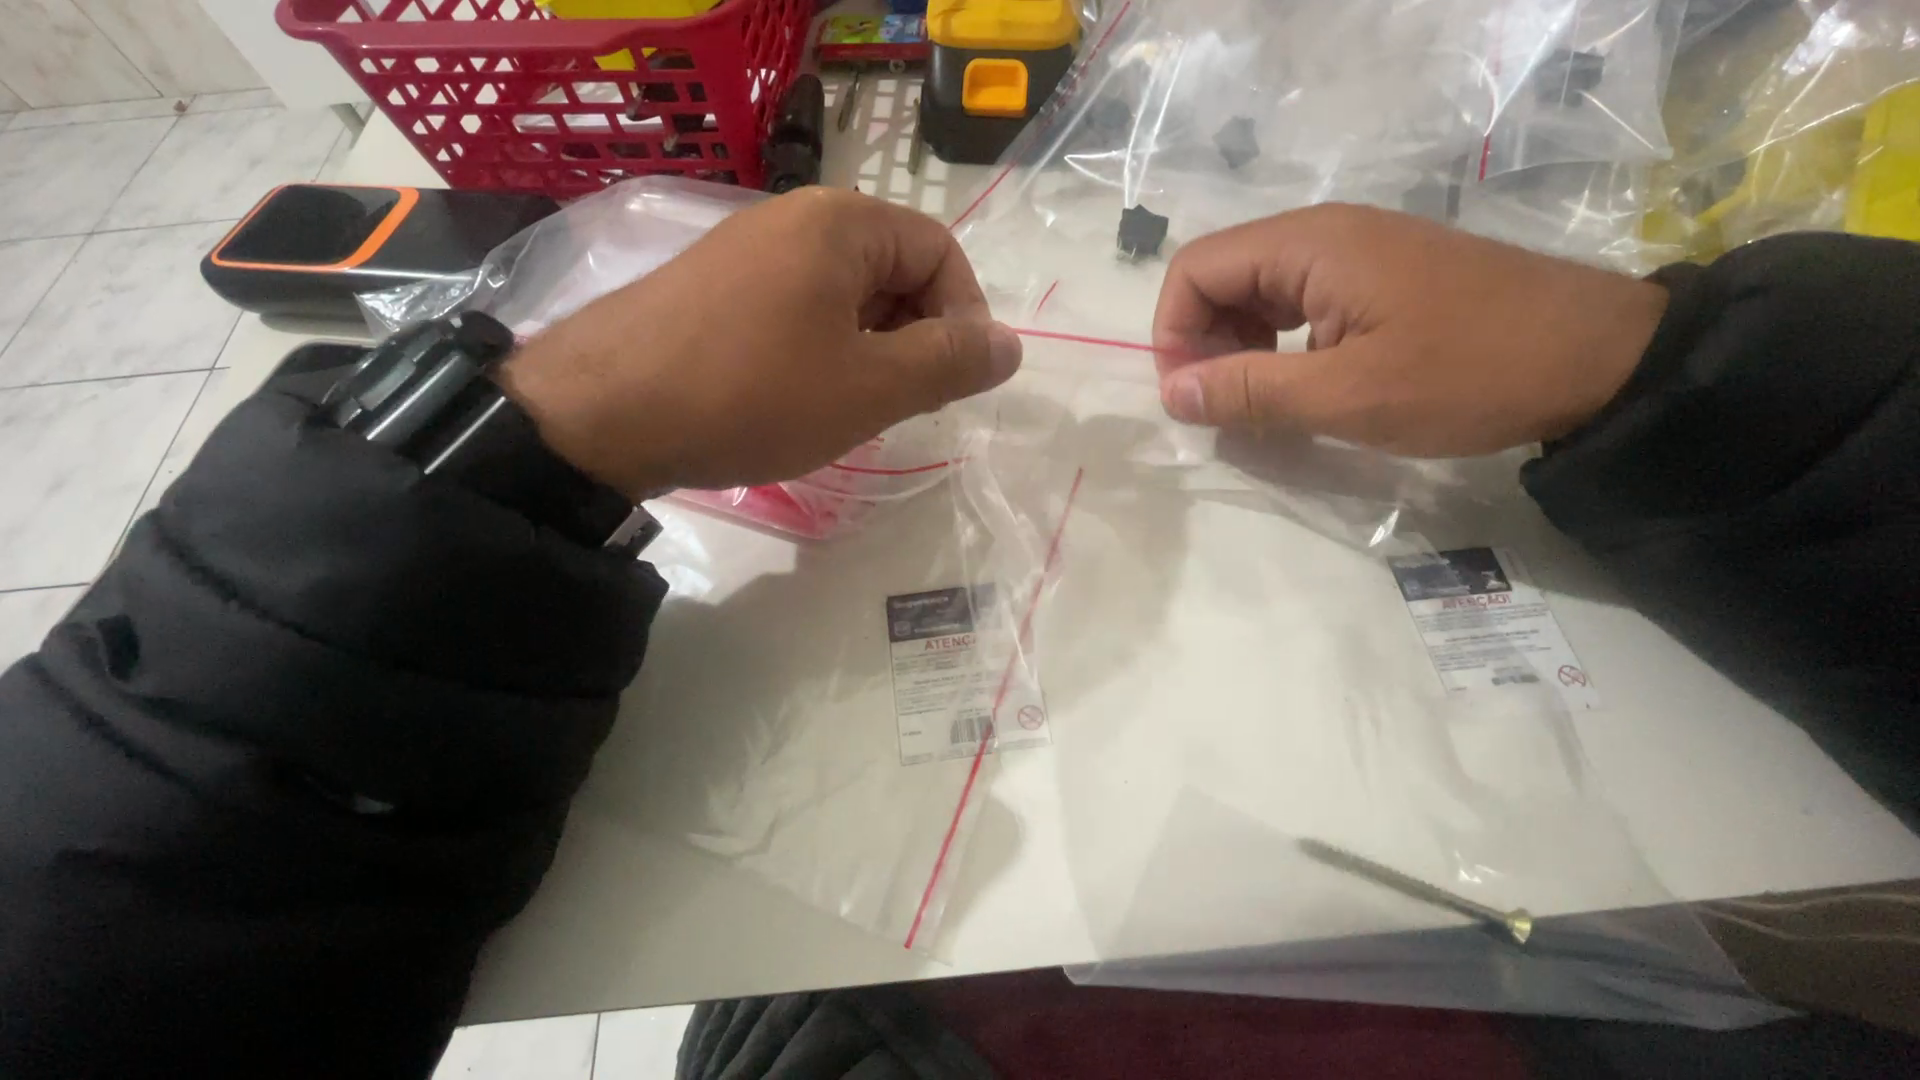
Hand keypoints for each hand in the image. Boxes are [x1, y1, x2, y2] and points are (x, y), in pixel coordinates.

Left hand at [497, 188, 1021, 497]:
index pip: (940, 252)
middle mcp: (795, 217)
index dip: (964, 318)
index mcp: (842, 223)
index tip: (952, 384)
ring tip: (851, 408)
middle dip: (915, 336)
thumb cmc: (753, 394)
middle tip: (903, 404)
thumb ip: (949, 363)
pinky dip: (820, 350)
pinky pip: (796, 308)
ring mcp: (747, 249)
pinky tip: (799, 398)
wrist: (601, 413)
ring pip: (844, 294)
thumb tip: (1010, 345)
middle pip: (893, 268)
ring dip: (869, 349)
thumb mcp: (869, 387)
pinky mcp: (713, 287)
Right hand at [1152, 204, 1669, 456]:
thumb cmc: (1470, 374)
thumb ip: (1248, 391)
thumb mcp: (1347, 395)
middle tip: (1222, 408)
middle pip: (1221, 277)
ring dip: (1239, 348)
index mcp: (1310, 246)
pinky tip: (1300, 386)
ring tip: (1258, 404)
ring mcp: (1355, 254)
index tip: (1189, 396)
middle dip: (1203, 343)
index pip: (1195, 269)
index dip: (1173, 332)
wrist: (1603, 360)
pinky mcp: (1380, 279)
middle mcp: (1324, 235)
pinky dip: (1278, 346)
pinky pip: (1298, 304)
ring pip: (1257, 292)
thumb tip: (1170, 392)